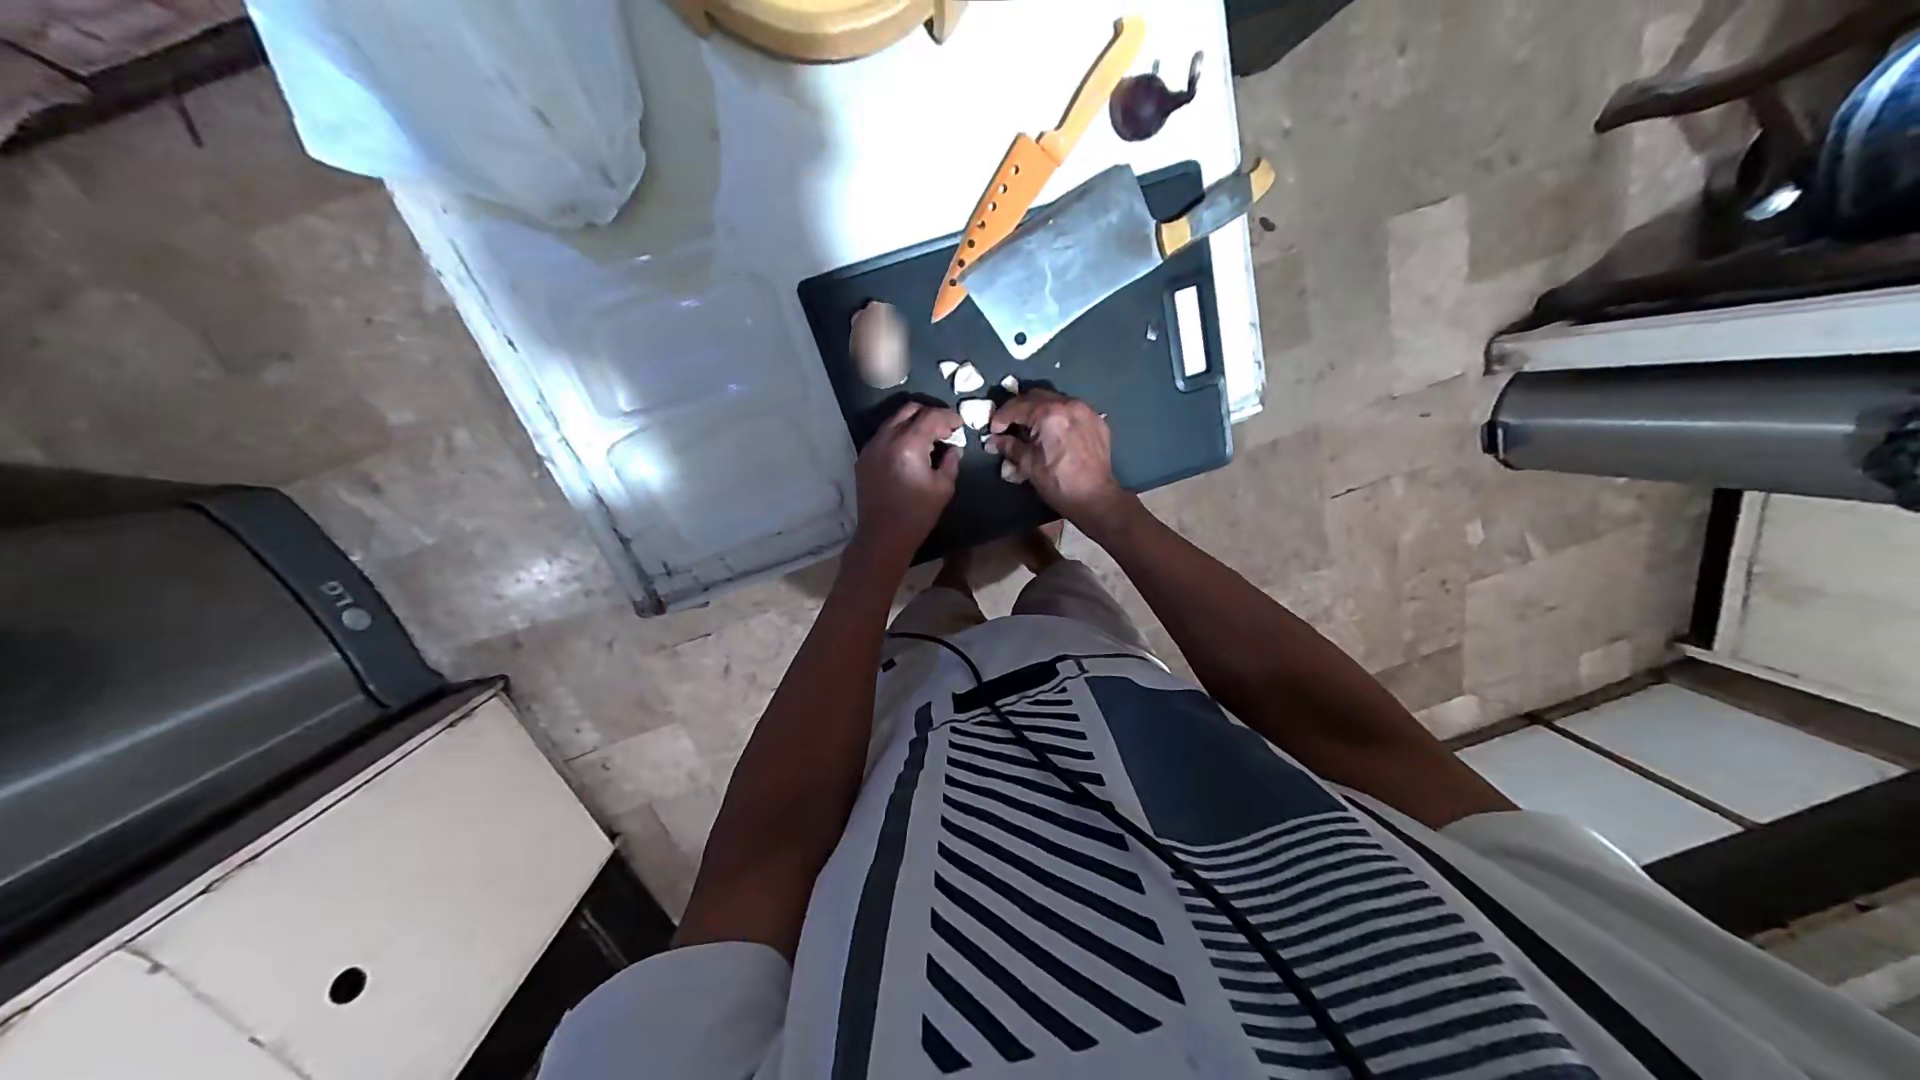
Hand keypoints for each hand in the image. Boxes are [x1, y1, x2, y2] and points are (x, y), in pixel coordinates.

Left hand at [853, 402, 962, 564]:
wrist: (882, 536)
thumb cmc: (917, 514)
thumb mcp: (943, 487)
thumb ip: (950, 461)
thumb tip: (952, 448)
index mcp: (908, 444)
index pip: (931, 416)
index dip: (949, 416)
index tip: (960, 424)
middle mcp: (886, 438)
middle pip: (910, 409)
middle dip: (930, 414)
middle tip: (945, 429)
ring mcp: (871, 446)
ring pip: (894, 420)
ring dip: (913, 423)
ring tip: (928, 440)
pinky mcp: (863, 458)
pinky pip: (883, 435)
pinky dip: (899, 435)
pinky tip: (909, 452)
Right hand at [988, 389, 1132, 527]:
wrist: (1094, 497)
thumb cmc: (1057, 482)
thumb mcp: (1028, 465)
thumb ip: (1010, 446)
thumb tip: (994, 441)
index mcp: (1048, 414)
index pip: (1017, 407)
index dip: (1001, 417)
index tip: (994, 430)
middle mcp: (1068, 404)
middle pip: (1035, 396)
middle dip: (1019, 409)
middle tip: (1010, 425)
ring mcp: (1085, 410)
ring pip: (1054, 400)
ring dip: (1039, 410)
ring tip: (1031, 427)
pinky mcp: (1096, 420)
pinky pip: (1071, 410)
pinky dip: (1058, 416)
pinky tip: (1053, 431)